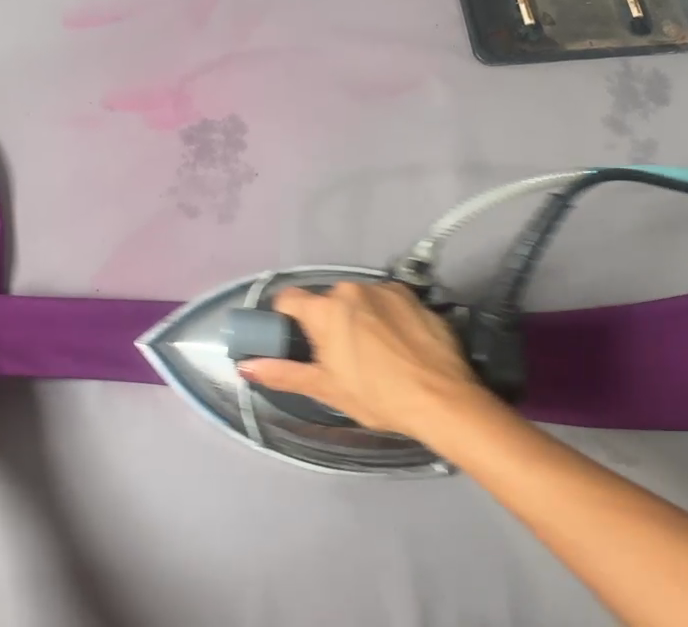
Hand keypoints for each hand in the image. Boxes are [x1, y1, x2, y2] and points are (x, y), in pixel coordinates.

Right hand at [239, 282, 484, 440]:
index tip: (295, 341)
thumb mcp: (327, 389)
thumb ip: (283, 373)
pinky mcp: (413, 295)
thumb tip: (244, 366)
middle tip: (340, 357)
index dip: (286, 319)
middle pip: (326, 302)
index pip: (289, 300)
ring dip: (358, 318)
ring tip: (375, 353)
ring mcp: (385, 289)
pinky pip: (387, 301)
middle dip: (327, 323)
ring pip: (358, 300)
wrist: (444, 399)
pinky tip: (399, 344)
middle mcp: (351, 289)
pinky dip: (386, 317)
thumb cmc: (378, 396)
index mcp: (325, 309)